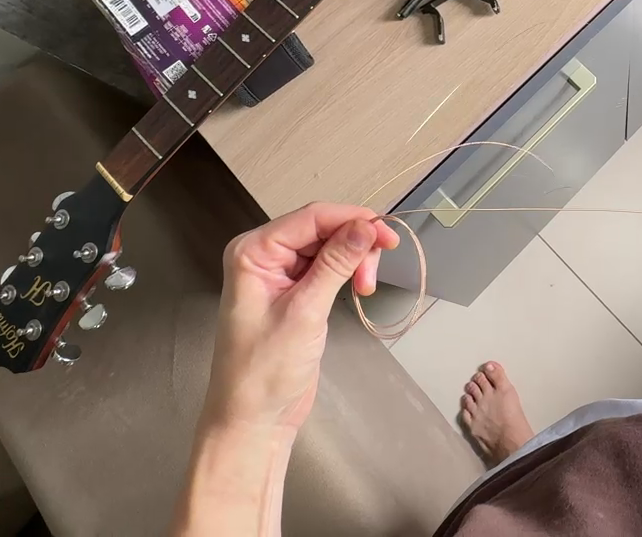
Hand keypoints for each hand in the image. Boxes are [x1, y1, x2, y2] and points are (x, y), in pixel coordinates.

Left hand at [201, 202, 398, 438]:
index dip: (352, 220)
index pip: (312, 217)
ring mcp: (280, 271)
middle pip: (324, 227)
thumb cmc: (266, 370)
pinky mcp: (297, 288)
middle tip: (374, 275)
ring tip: (366, 288)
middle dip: (355, 244)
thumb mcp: (305, 311)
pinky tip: (359, 287)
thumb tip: (367, 225)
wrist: (253, 423)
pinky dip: (349, 271)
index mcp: (253, 251)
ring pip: (332, 243)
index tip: (388, 236)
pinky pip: (330, 263)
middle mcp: (265, 254)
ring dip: (356, 259)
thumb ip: (336, 263)